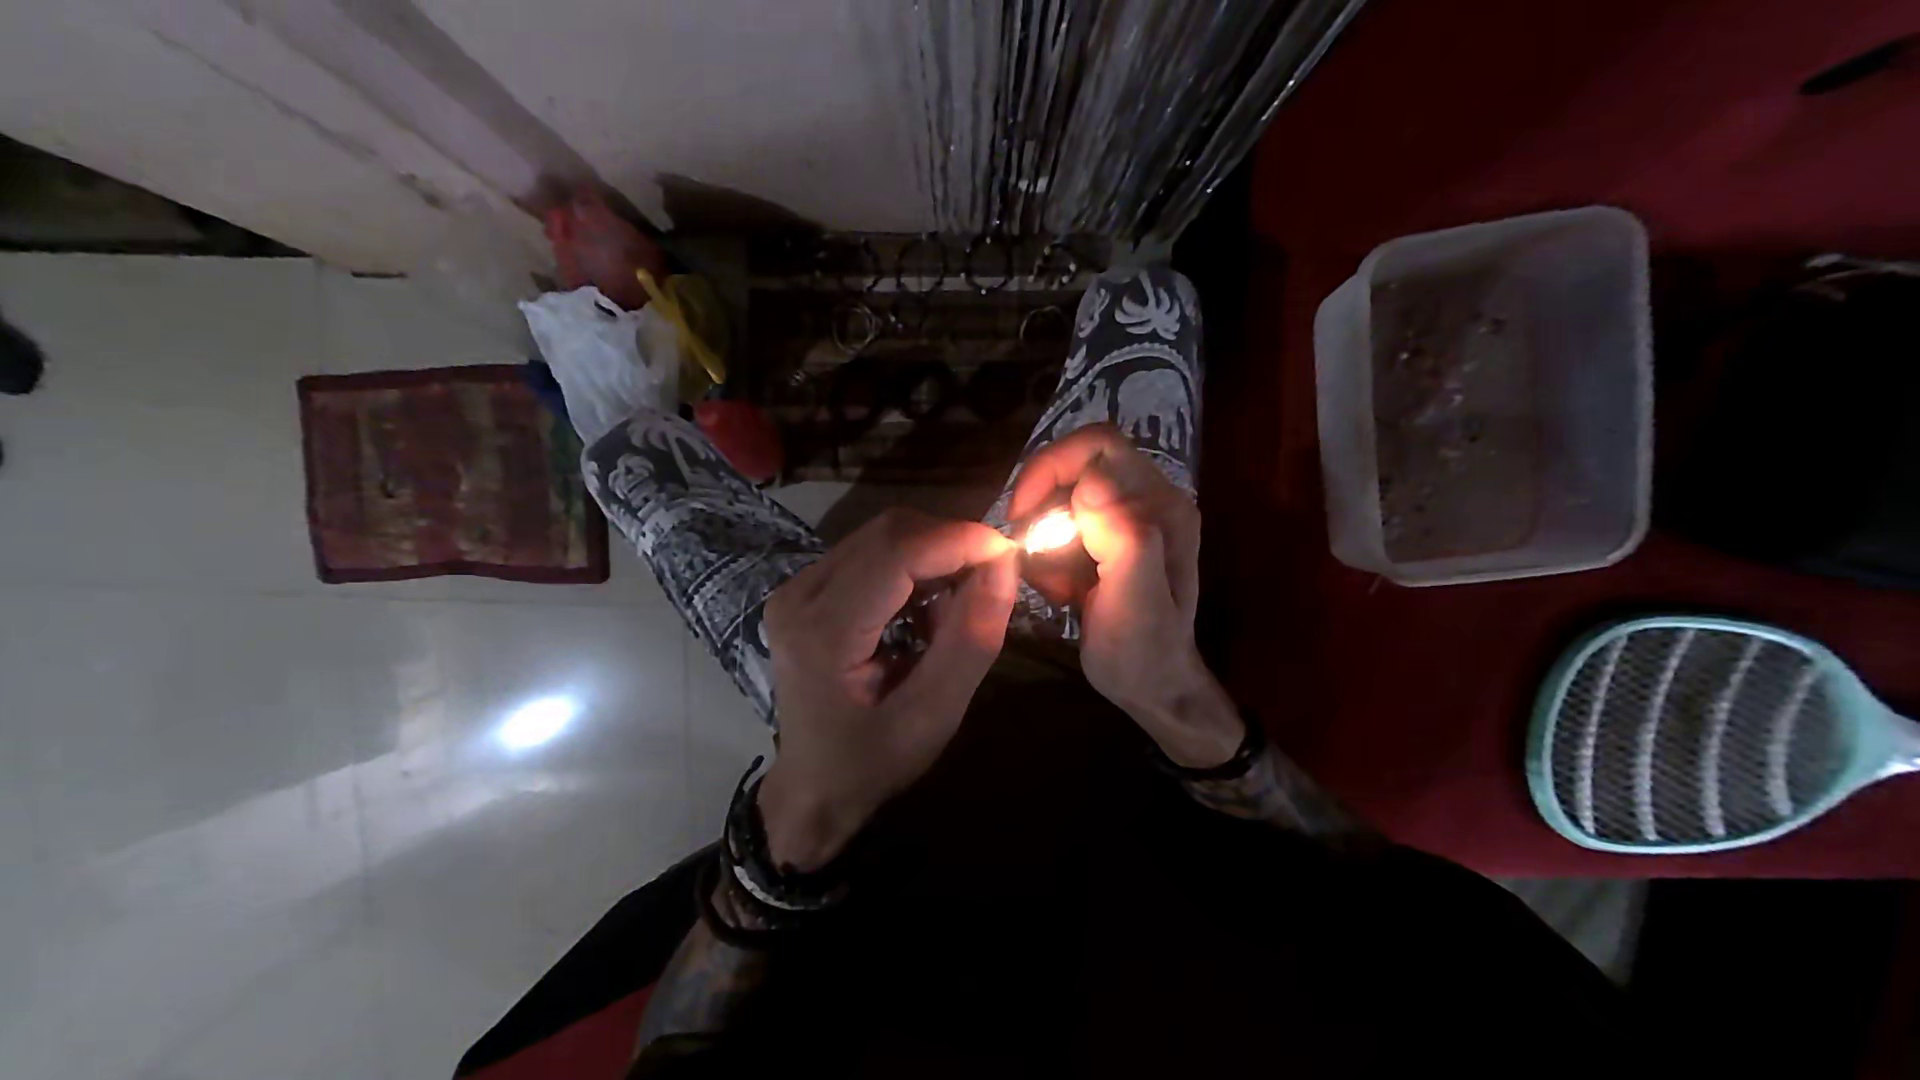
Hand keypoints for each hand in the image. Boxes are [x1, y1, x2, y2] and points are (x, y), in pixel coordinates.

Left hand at [757, 509, 1018, 870]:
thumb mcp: (932, 716)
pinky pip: (870, 553)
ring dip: (933, 555)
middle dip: (950, 544)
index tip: (1010, 554)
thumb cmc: (870, 764)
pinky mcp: (805, 590)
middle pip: (888, 532)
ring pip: (881, 536)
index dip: (959, 540)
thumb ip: (970, 641)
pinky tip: (925, 609)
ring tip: (954, 607)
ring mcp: (796, 588)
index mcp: (822, 631)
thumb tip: (1005, 568)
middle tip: (989, 583)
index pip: (895, 552)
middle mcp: (799, 595)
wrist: (811, 788)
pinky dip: (912, 566)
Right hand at [1009, 425, 1242, 766]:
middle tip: (1030, 552)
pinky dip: (1051, 549)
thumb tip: (1091, 480)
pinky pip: (1066, 520)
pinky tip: (1061, 587)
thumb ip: (1122, 539)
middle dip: (1043, 505)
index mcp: (1160, 507)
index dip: (1051, 468)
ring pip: (1066, 493)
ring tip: (1051, 581)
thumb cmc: (1142, 654)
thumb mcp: (1133, 603)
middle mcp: (1151, 499)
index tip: (1023, 514)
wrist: (1155, 689)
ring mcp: (1133, 516)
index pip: (1097, 446)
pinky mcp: (1115, 536)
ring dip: (1045, 533)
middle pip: (1078, 464)